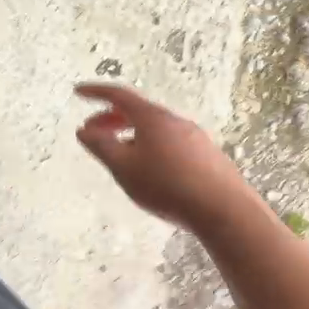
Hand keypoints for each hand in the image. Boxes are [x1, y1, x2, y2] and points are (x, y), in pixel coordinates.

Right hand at [74, 83, 260, 233]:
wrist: (231, 216)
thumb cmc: (168, 186)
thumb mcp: (122, 166)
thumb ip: (99, 145)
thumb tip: (84, 130)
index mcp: (153, 118)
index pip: (119, 95)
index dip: (96, 92)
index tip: (78, 92)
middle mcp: (177, 122)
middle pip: (139, 112)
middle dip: (111, 119)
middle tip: (94, 132)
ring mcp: (199, 141)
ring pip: (157, 130)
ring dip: (132, 135)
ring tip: (121, 156)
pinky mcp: (213, 160)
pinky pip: (173, 144)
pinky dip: (153, 147)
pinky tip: (152, 171)